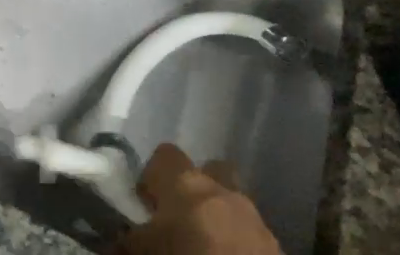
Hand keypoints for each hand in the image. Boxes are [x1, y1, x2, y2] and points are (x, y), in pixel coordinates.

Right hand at [120, 144, 279, 254]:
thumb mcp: (141, 247)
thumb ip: (128, 233)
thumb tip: (120, 234)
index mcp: (185, 182)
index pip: (166, 153)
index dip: (154, 173)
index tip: (148, 200)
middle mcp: (224, 192)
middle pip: (214, 170)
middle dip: (199, 185)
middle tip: (182, 213)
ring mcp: (258, 221)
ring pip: (235, 205)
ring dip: (221, 217)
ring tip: (206, 242)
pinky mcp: (279, 248)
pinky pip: (253, 234)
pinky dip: (241, 242)